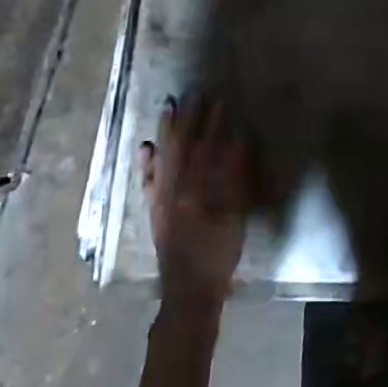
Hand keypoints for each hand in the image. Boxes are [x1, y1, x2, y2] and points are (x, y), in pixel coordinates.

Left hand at [139, 96, 252, 307]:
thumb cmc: (218, 255)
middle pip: (180, 146)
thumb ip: (237, 177)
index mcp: (196, 189)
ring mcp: (160, 200)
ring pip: (161, 158)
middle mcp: (173, 190)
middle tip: (193, 92)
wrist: (187, 294)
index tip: (221, 100)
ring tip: (168, 106)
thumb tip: (241, 140)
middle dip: (187, 118)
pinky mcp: (154, 211)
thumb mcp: (236, 216)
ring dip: (166, 131)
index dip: (214, 124)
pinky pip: (148, 181)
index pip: (207, 148)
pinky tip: (146, 147)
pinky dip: (146, 162)